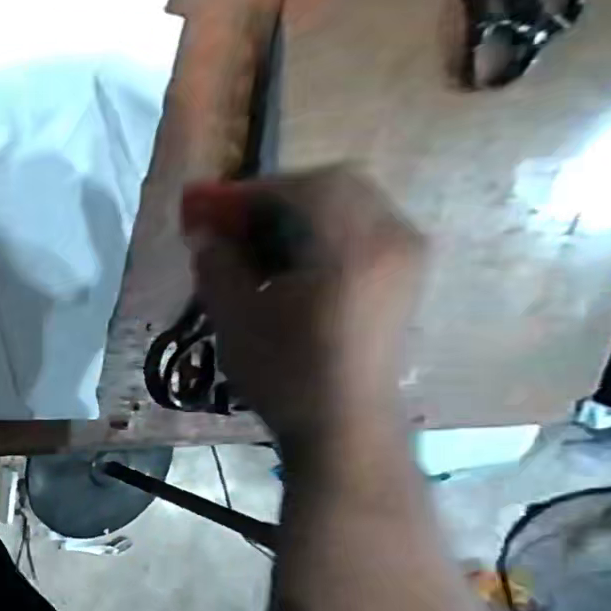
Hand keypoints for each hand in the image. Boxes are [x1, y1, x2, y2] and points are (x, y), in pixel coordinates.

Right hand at [182, 167, 425, 446]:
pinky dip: (324, 230)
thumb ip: (217, 264)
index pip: (303, 186)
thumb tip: (204, 233)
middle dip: (278, 196)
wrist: (343, 425)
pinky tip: (291, 261)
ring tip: (258, 242)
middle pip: (335, 185)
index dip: (251, 190)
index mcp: (351, 246)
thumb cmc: (284, 373)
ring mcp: (406, 256)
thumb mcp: (235, 317)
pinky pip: (364, 228)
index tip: (211, 207)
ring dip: (300, 212)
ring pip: (352, 205)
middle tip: (235, 220)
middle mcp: (391, 238)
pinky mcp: (404, 277)